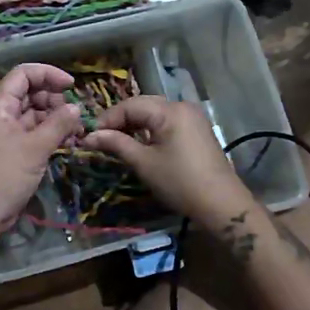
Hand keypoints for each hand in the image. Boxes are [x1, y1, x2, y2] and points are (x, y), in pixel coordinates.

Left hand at [0, 64, 85, 250]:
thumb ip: (58, 124)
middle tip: (76, 116)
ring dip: (55, 119)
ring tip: (76, 132)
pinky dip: (50, 134)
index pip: (23, 74)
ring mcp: (5, 132)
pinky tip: (68, 143)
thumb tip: (76, 108)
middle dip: (55, 100)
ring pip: (34, 114)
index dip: (48, 74)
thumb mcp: (35, 148)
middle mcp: (0, 113)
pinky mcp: (11, 150)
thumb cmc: (3, 176)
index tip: (72, 85)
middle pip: (30, 93)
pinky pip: (33, 132)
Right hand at [81, 96, 250, 221]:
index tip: (90, 136)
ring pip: (154, 113)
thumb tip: (89, 136)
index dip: (107, 119)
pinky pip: (166, 122)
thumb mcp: (143, 163)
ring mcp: (192, 117)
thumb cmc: (179, 182)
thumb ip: (116, 144)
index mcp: (170, 110)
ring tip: (116, 141)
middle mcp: (182, 106)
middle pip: (142, 105)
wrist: (221, 204)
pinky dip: (149, 130)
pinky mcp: (197, 129)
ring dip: (134, 124)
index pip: (130, 105)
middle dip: (120, 120)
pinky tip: (138, 143)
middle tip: (101, 137)